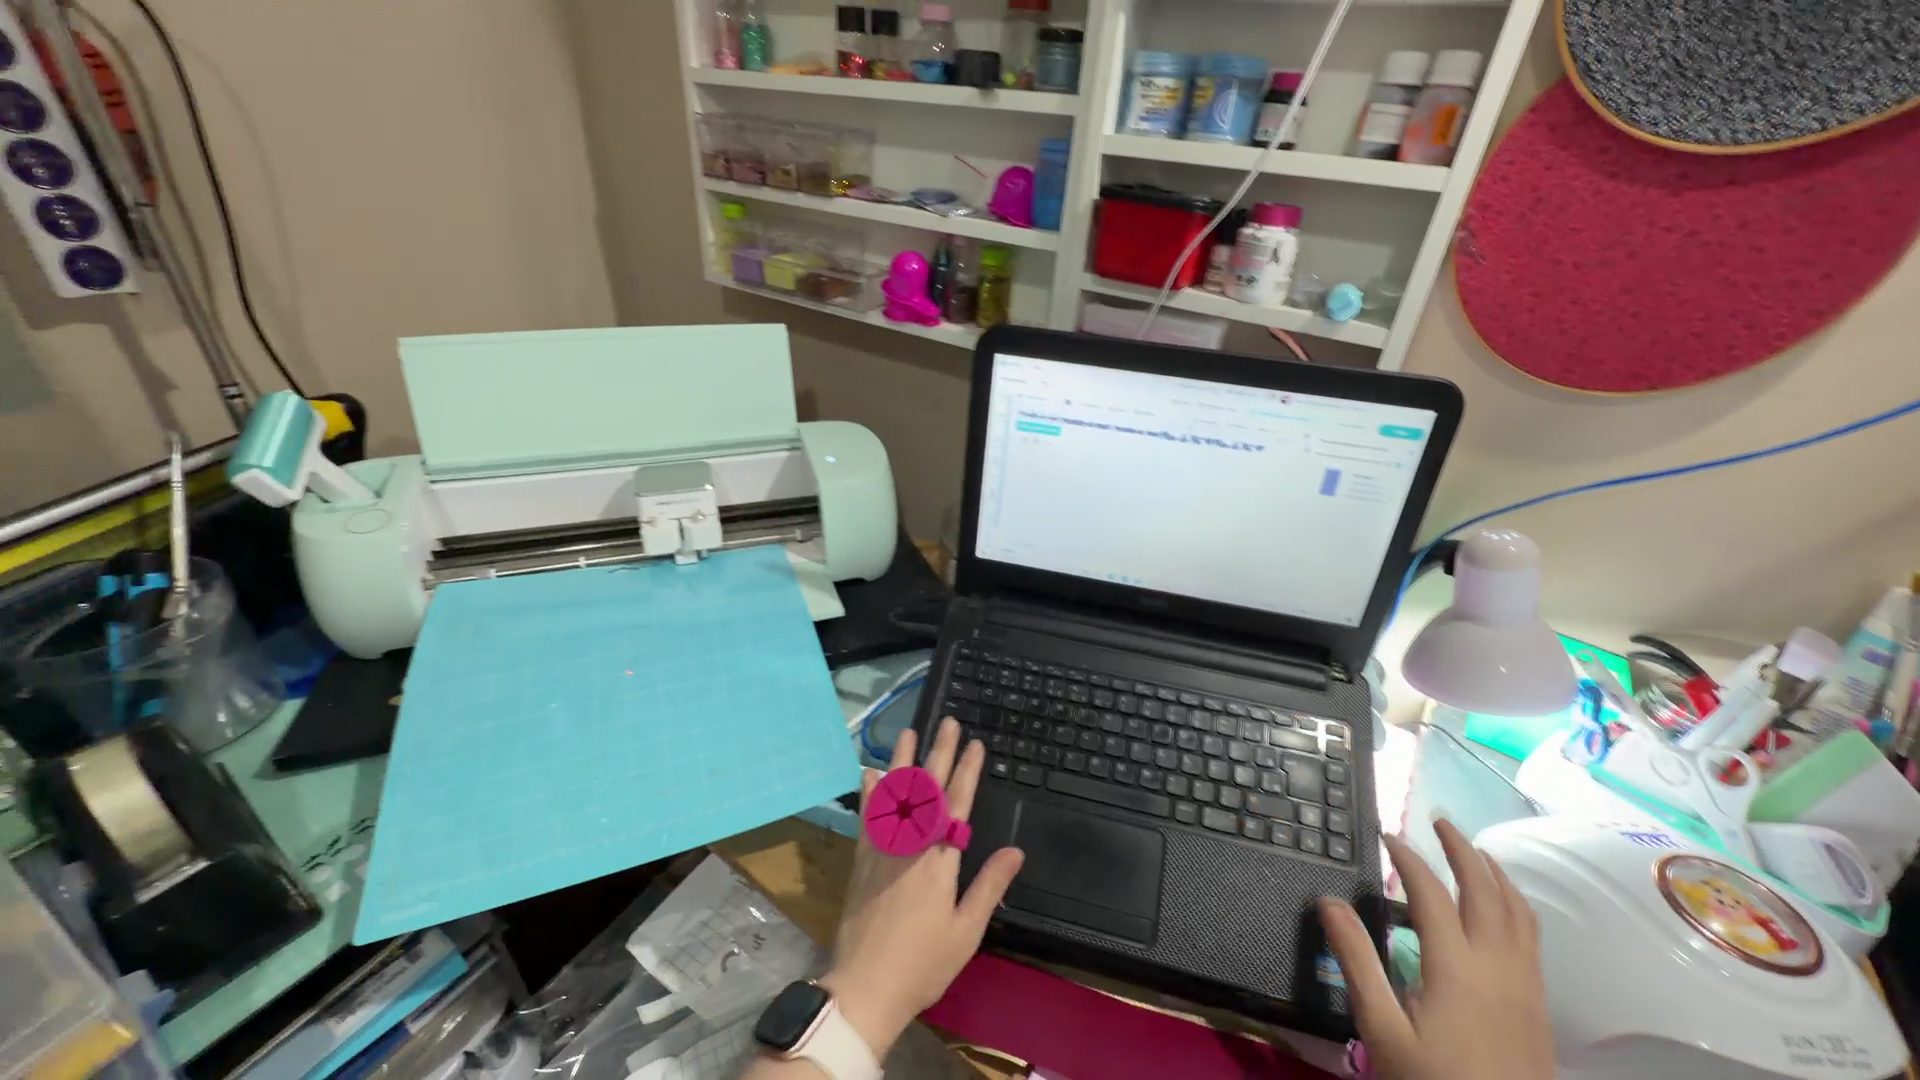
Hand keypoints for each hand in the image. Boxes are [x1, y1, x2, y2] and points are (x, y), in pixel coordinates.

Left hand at [821, 717, 1025, 1057]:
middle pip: (926, 790)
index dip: (967, 771)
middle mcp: (909, 846)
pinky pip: (866, 817)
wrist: (864, 988)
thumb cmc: (923, 964)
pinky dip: (871, 793)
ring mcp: (881, 851)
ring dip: (903, 761)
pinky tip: (872, 773)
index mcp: (939, 861)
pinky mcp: (860, 862)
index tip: (975, 743)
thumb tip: (1016, 851)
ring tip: (908, 732)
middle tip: (947, 722)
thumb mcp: (966, 931)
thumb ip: (989, 886)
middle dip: (939, 753)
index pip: (957, 804)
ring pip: (894, 795)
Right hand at [1318, 820, 1553, 1079]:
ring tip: (1475, 850)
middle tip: (1439, 821)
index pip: (1431, 893)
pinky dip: (1515, 902)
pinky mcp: (1537, 1001)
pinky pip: (1531, 934)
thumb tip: (1330, 902)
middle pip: (1484, 889)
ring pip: (1517, 908)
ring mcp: (1523, 982)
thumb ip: (1357, 961)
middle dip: (1461, 849)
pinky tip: (1504, 905)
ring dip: (1494, 871)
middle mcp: (1496, 963)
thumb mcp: (1382, 1027)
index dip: (1408, 858)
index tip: (1387, 836)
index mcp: (1455, 965)